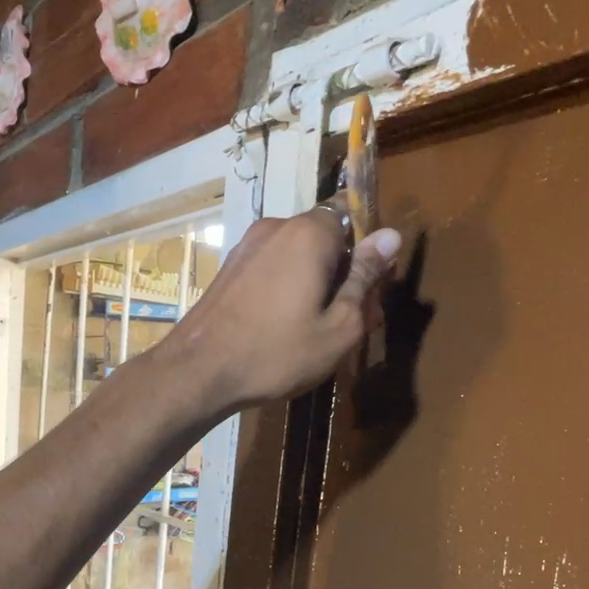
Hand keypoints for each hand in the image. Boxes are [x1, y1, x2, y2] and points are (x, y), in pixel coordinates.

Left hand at [155, 210, 400, 411]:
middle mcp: (275, 228)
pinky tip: (285, 329)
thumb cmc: (275, 353)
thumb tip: (390, 236)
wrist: (197, 373)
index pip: (351, 215)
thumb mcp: (338, 327)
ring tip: (319, 332)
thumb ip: (365, 278)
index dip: (367, 249)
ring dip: (314, 284)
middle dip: (342, 272)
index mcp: (309, 233)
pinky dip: (286, 290)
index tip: (371, 287)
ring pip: (296, 256)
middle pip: (324, 237)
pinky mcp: (228, 270)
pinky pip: (271, 270)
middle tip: (353, 321)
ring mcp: (246, 247)